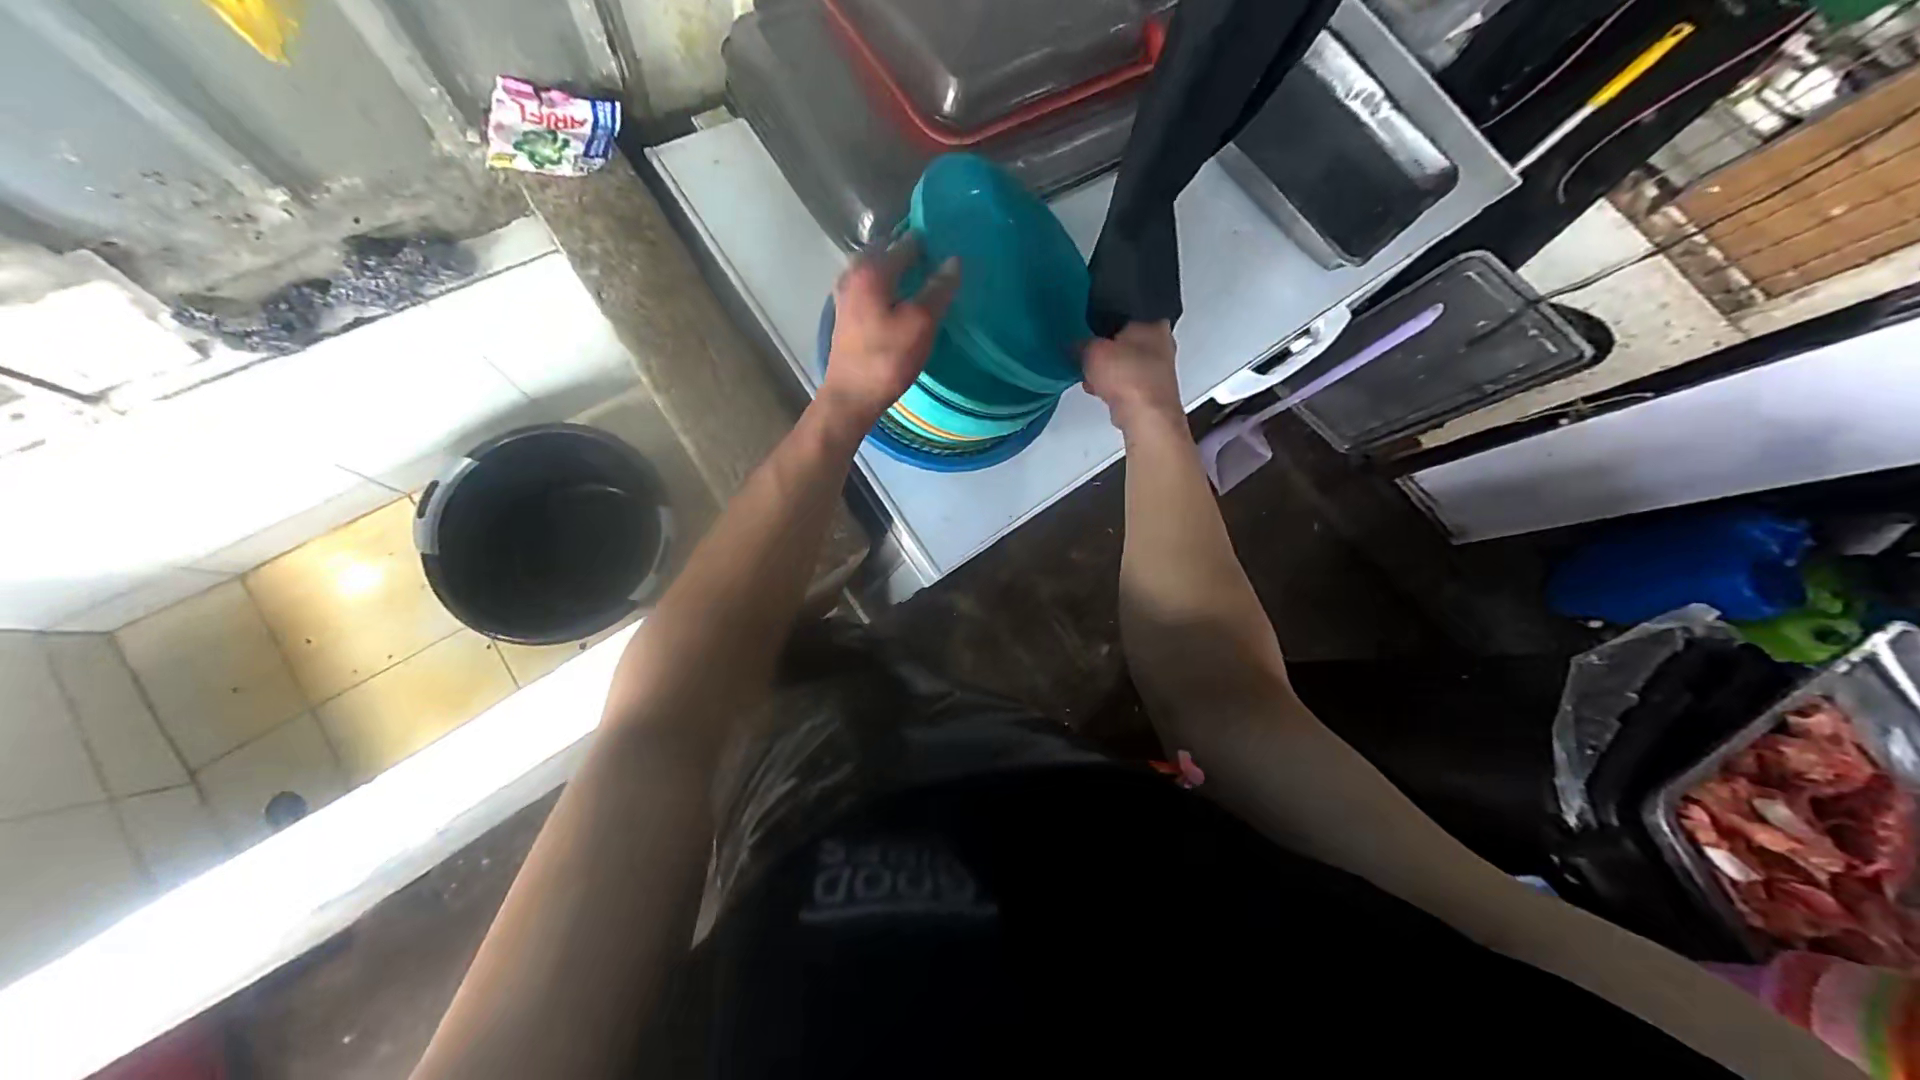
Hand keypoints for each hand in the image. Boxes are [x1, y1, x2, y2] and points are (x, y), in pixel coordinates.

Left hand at [817, 234, 960, 436]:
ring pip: (882, 273)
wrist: (851, 397)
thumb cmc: (887, 359)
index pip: (908, 242)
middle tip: (944, 267)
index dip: (932, 244)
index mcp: (871, 269)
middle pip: (891, 254)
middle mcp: (853, 273)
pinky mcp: (848, 315)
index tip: (953, 250)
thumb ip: (938, 289)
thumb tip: (954, 261)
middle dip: (916, 257)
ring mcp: (847, 294)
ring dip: (904, 275)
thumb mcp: (920, 323)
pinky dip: (892, 291)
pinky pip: (875, 290)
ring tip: (930, 285)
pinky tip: (908, 304)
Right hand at [1083, 321, 1181, 432]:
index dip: (1103, 318)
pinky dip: (1112, 386)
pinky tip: (1098, 389)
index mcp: (1153, 322)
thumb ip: (1080, 342)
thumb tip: (1075, 344)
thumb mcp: (1091, 350)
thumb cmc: (1127, 375)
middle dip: (1104, 348)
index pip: (1125, 310)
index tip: (1087, 327)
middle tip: (1087, 352)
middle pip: (1125, 339)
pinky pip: (1125, 383)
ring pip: (1125, 363)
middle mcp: (1162, 343)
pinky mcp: (1151, 392)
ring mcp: (1158, 370)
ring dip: (1107, 369)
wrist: (1145, 416)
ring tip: (1090, 373)